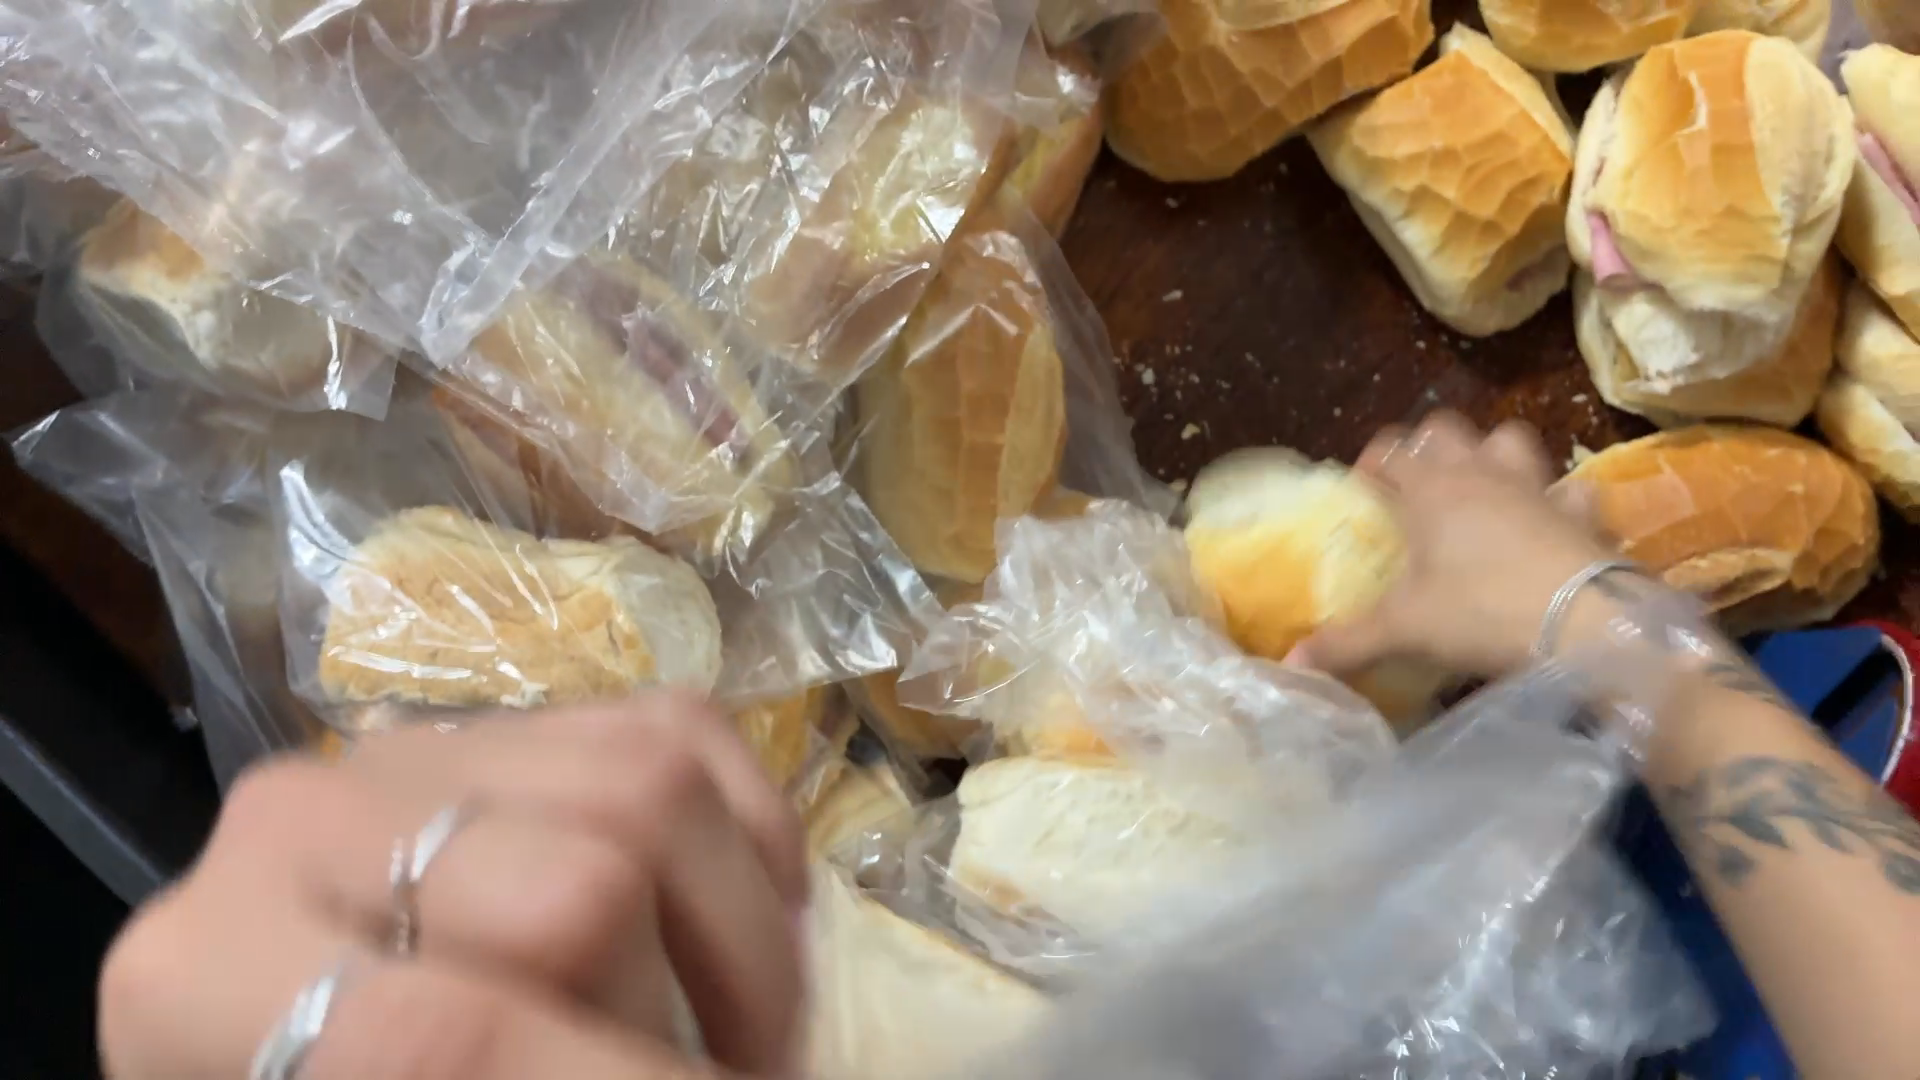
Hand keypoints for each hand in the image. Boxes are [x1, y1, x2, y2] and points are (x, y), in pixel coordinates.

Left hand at [99, 693, 806, 1079]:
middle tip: (737, 1069)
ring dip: (747, 920)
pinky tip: (757, 903)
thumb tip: (703, 1072)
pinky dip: (757, 825)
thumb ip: (505, 1067)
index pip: (433, 1035)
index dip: (616, 1079)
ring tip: (753, 1004)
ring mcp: (447, 734)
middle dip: (699, 998)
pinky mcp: (548, 707)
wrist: (379, 989)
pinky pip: (693, 728)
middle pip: (584, 886)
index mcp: (203, 970)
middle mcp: (311, 810)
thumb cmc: (380, 1076)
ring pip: (658, 779)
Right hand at [1293, 412, 1614, 680]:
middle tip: (1413, 485)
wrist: (1589, 628)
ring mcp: (1537, 489)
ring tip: (1476, 490)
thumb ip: (1345, 643)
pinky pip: (1568, 489)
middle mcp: (1480, 476)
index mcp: (1429, 490)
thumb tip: (1291, 664)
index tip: (1362, 491)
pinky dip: (1554, 499)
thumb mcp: (1402, 629)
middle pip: (1446, 428)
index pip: (1390, 449)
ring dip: (1490, 455)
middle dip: (1426, 446)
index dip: (1371, 464)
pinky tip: (1545, 524)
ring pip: (1509, 439)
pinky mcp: (1582, 514)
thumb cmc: (1479, 611)